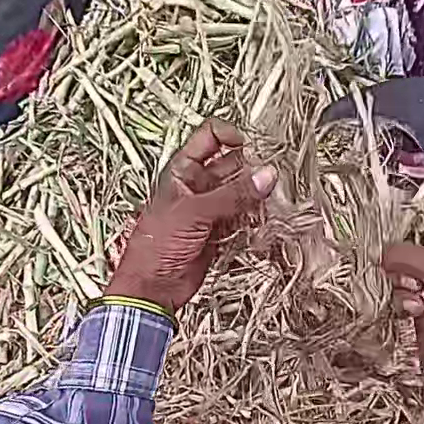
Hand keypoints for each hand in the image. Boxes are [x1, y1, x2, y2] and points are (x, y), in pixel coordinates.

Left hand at [105, 119, 275, 314]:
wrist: (152, 287)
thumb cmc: (155, 247)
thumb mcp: (194, 213)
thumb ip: (233, 195)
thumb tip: (265, 176)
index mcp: (182, 171)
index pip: (210, 137)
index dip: (231, 135)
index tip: (253, 146)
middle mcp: (196, 187)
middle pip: (232, 166)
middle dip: (252, 170)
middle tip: (271, 178)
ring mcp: (208, 211)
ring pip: (240, 194)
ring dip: (256, 197)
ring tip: (271, 201)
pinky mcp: (218, 233)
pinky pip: (241, 220)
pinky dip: (253, 220)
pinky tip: (263, 221)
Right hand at [380, 243, 423, 423]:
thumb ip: (411, 257)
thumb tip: (385, 253)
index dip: (410, 259)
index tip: (399, 262)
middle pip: (413, 279)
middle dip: (407, 283)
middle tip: (416, 288)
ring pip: (410, 301)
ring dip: (408, 303)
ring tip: (421, 308)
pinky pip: (411, 323)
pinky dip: (409, 322)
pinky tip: (420, 320)